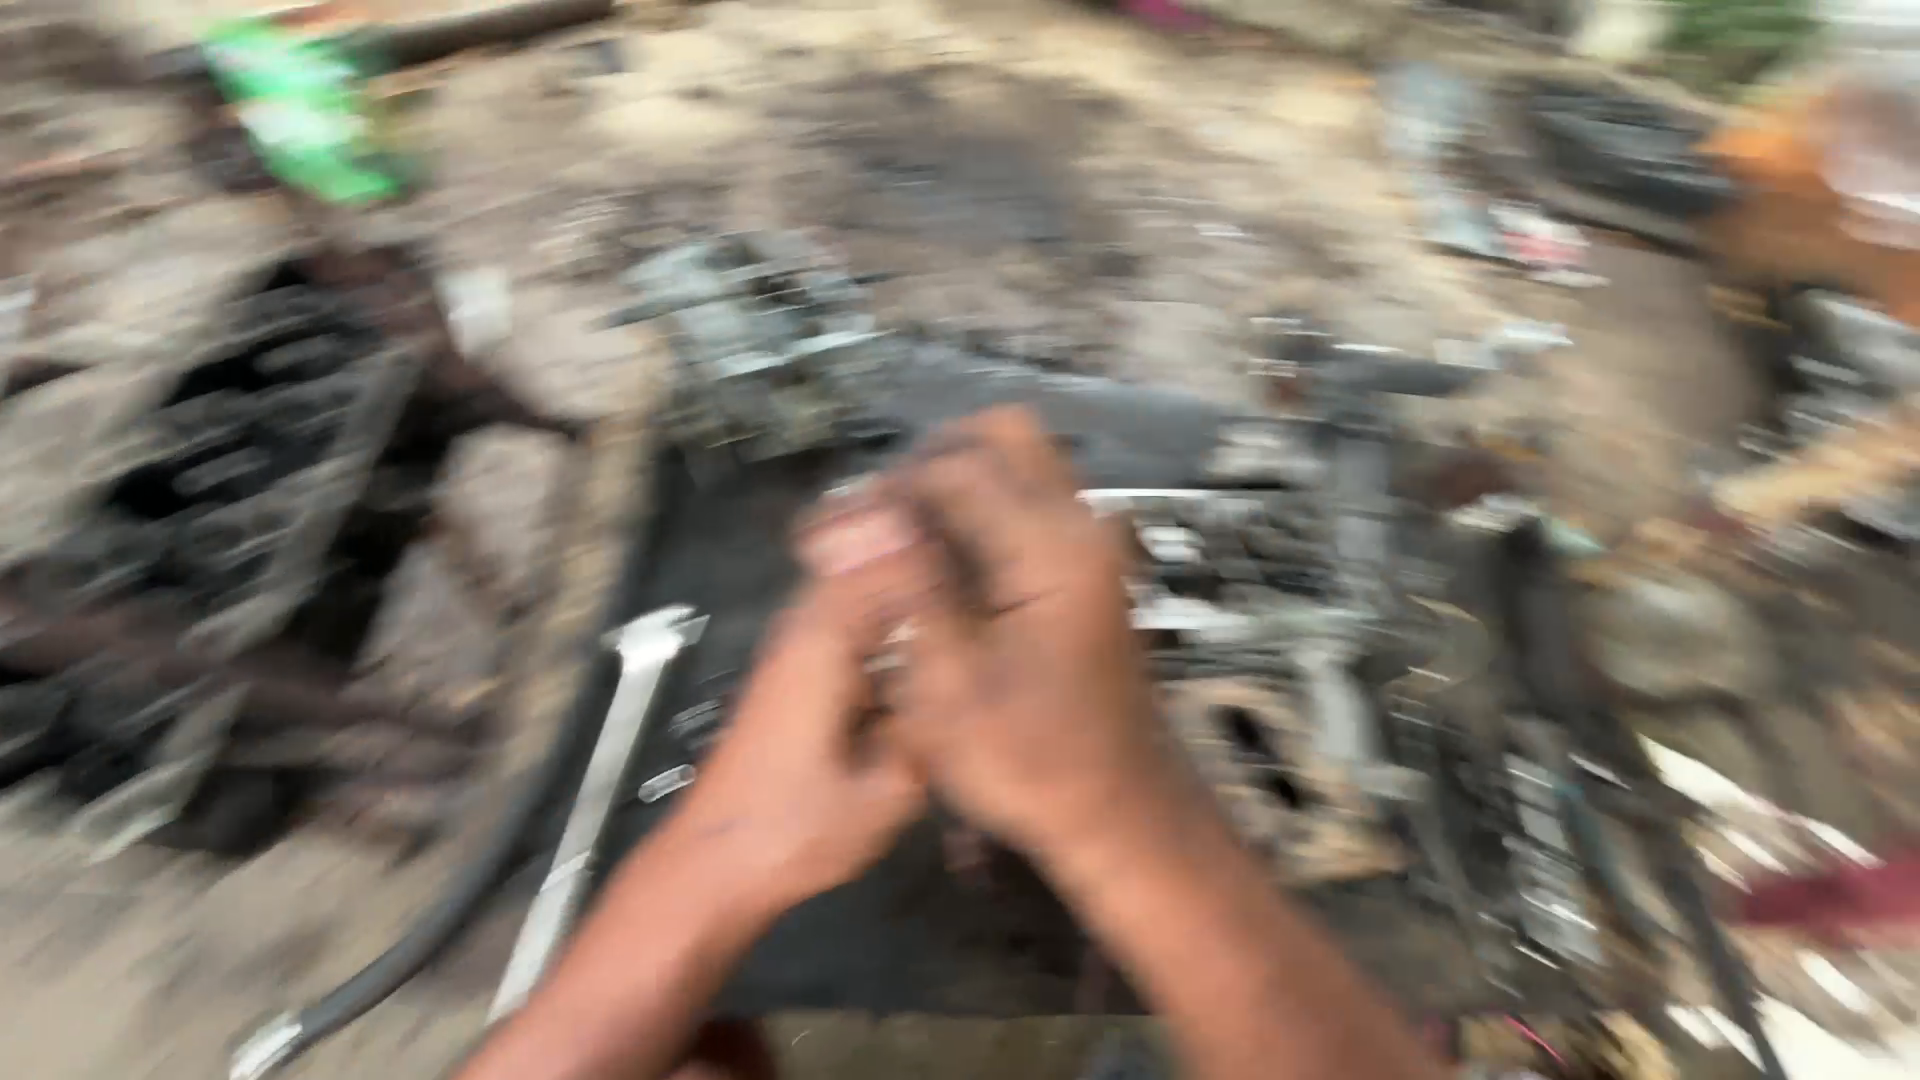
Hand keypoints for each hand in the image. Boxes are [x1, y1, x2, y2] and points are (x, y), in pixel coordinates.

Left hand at [662, 491, 933, 914]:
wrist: (711, 867)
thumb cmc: (794, 830)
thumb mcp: (885, 795)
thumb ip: (927, 735)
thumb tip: (950, 695)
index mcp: (825, 644)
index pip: (886, 570)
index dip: (935, 559)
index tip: (982, 563)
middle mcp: (803, 634)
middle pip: (867, 574)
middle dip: (918, 570)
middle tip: (975, 576)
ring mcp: (790, 654)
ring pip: (852, 599)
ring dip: (896, 595)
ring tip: (954, 601)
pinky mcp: (788, 679)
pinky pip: (841, 629)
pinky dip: (877, 626)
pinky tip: (913, 648)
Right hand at [888, 407, 1200, 861]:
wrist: (1120, 806)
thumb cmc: (1033, 763)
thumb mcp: (949, 689)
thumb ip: (906, 589)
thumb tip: (857, 517)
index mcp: (1050, 551)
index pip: (955, 467)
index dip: (888, 490)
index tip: (843, 532)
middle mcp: (1081, 526)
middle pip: (1000, 433)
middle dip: (929, 461)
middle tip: (880, 518)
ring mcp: (1091, 540)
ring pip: (1019, 458)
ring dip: (955, 479)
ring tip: (902, 536)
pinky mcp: (1086, 562)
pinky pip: (1028, 496)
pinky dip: (980, 504)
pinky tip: (941, 559)